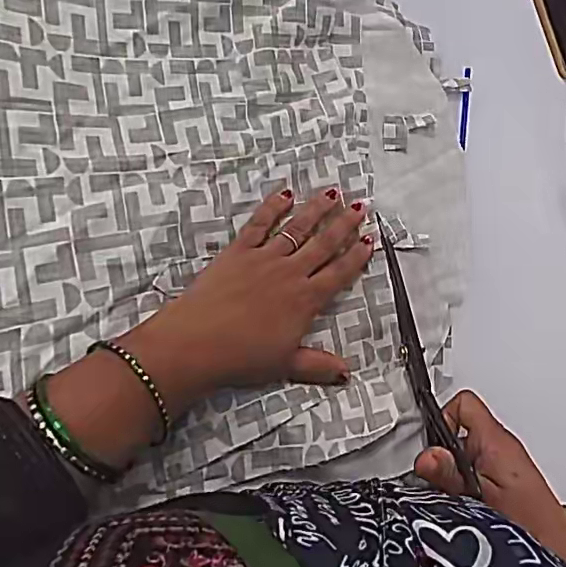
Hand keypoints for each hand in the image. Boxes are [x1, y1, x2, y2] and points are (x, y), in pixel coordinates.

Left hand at [123, 187, 373, 413]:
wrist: (196, 343)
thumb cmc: (240, 357)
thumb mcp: (285, 364)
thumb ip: (318, 365)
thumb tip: (346, 373)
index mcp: (305, 300)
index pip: (339, 273)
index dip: (356, 256)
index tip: (369, 241)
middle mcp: (289, 274)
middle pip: (324, 244)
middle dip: (344, 224)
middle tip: (360, 207)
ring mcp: (264, 259)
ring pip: (297, 228)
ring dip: (316, 209)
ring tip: (331, 194)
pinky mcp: (238, 252)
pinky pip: (259, 224)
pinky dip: (273, 207)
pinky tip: (284, 194)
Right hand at [414, 391, 565, 556]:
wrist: (558, 555)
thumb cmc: (530, 526)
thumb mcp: (478, 499)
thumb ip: (450, 475)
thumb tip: (427, 456)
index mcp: (496, 440)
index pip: (464, 404)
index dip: (441, 418)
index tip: (431, 448)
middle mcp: (501, 448)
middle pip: (459, 430)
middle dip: (442, 453)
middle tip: (438, 478)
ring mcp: (504, 466)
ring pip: (465, 454)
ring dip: (452, 474)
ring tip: (453, 498)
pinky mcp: (505, 484)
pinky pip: (474, 472)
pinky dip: (463, 486)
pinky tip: (464, 508)